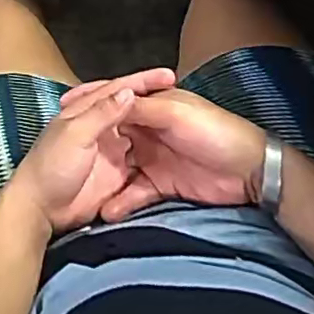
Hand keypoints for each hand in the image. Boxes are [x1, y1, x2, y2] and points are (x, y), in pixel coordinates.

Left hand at [4, 68, 175, 234]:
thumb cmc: (53, 164)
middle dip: (154, 101)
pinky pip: (140, 162)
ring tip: (185, 123)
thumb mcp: (76, 134)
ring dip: (158, 128)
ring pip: (138, 132)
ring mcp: (108, 150)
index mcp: (86, 110)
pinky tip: (173, 153)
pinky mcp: (116, 174)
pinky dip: (154, 155)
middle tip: (185, 96)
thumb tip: (128, 91)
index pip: (118, 89)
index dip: (142, 81)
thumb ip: (101, 114)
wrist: (42, 207)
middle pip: (131, 109)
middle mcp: (99, 126)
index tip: (169, 75)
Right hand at [60, 79, 267, 220]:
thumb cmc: (211, 130)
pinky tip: (107, 211)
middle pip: (108, 133)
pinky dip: (121, 201)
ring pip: (116, 164)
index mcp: (146, 105)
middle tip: (63, 154)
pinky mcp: (160, 184)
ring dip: (101, 175)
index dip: (87, 105)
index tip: (62, 110)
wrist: (251, 170)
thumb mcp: (173, 112)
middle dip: (87, 143)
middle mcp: (143, 129)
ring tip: (80, 188)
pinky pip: (134, 192)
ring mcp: (150, 157)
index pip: (110, 101)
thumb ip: (139, 109)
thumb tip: (106, 104)